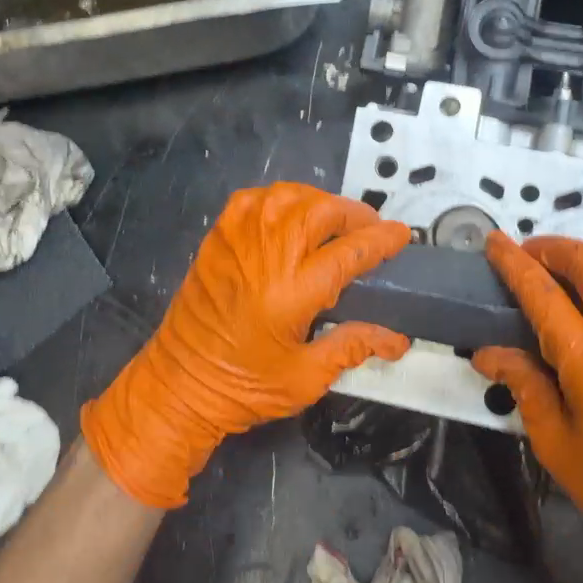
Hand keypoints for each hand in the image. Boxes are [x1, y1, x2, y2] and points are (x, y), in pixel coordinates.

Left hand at [81, 183, 412, 507]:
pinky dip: (281, 198)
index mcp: (293, 291)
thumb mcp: (306, 378)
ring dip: (320, 201)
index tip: (402, 236)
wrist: (179, 385)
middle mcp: (268, 254)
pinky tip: (292, 214)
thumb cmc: (244, 387)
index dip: (382, 240)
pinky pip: (255, 198)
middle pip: (323, 211)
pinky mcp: (219, 236)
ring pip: (290, 195)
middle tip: (370, 231)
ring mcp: (239, 239)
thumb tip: (397, 338)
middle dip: (355, 215)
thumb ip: (353, 347)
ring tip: (335, 220)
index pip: (350, 251)